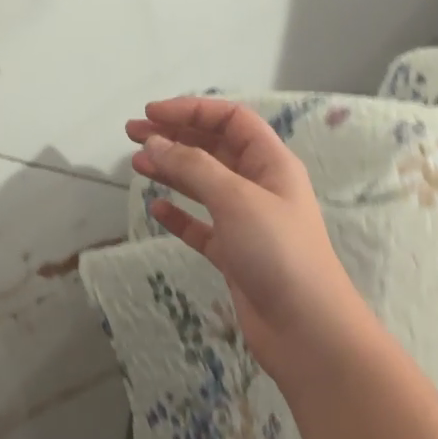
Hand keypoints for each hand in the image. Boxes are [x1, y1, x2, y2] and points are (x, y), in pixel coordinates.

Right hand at [127, 97, 376, 381]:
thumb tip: (154, 142)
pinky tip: (156, 208)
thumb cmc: (277, 252)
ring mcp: (245, 221)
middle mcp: (259, 186)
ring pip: (202, 184)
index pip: (231, 120)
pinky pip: (200, 224)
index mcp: (271, 164)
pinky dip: (177, 214)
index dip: (191, 110)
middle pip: (213, 148)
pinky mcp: (232, 253)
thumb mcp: (235, 198)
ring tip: (136, 164)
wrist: (306, 328)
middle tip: (131, 134)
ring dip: (170, 170)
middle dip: (174, 136)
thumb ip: (192, 166)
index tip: (151, 114)